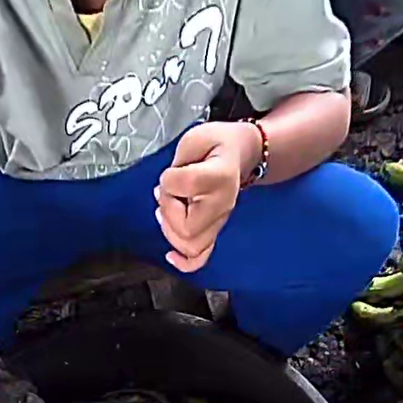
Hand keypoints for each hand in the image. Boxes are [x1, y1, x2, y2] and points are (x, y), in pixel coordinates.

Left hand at [156, 122, 257, 273]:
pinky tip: (171, 257)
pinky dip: (185, 262)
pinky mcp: (214, 231)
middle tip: (168, 194)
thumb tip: (163, 191)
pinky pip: (201, 257)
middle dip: (167, 211)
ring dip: (170, 231)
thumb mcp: (194, 139)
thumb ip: (177, 164)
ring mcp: (220, 222)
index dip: (169, 179)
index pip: (186, 185)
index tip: (171, 172)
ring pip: (191, 246)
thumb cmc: (216, 145)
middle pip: (187, 228)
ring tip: (168, 212)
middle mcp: (222, 205)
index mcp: (220, 177)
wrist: (239, 154)